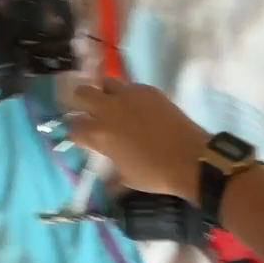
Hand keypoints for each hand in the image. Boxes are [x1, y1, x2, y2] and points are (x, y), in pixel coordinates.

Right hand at [64, 77, 209, 201]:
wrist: (189, 158)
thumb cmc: (155, 174)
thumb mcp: (127, 178)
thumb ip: (111, 172)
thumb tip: (105, 179)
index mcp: (100, 133)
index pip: (74, 126)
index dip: (73, 130)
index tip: (78, 135)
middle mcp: (109, 109)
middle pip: (82, 94)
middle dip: (80, 101)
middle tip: (86, 110)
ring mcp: (128, 95)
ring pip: (105, 83)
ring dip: (104, 92)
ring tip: (111, 102)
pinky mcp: (146, 89)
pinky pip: (130, 86)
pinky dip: (128, 95)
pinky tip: (137, 106)